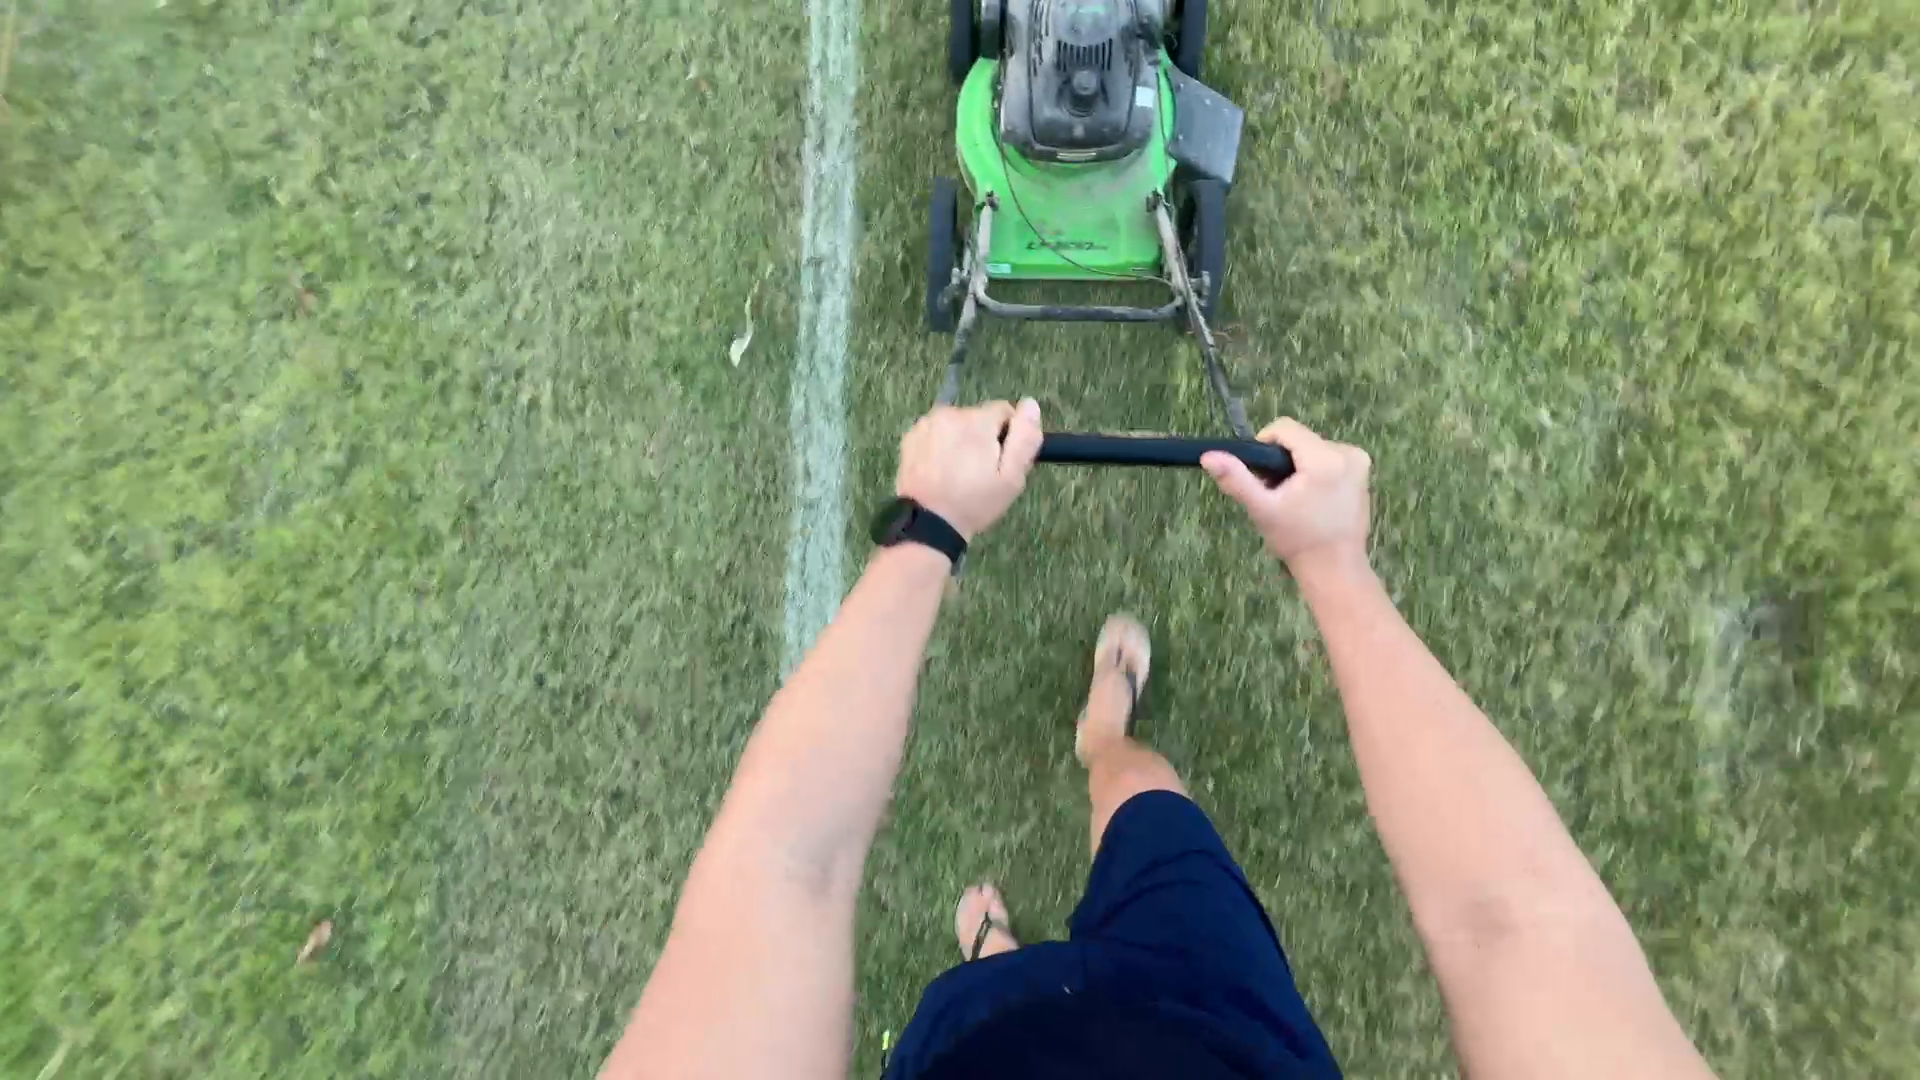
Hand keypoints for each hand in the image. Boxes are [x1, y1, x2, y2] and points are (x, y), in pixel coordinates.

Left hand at [895, 399, 1043, 539]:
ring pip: (957, 424)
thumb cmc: (974, 503)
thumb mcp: (1011, 478)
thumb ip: (1025, 438)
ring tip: (959, 473)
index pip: (1005, 411)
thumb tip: (1030, 404)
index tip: (1000, 462)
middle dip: (983, 439)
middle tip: (980, 472)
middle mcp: (949, 413)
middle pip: (979, 417)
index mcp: (976, 420)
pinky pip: (936, 433)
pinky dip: (941, 445)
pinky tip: (940, 470)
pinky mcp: (910, 437)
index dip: (1008, 436)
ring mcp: (926, 424)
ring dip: (961, 441)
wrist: (928, 523)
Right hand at [1201, 418, 1371, 580]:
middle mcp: (1347, 453)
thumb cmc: (1296, 540)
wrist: (1334, 567)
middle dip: (1281, 461)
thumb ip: (1236, 479)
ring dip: (1297, 466)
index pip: (1285, 428)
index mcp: (1324, 459)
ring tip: (1294, 498)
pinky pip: (1328, 457)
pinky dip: (1314, 471)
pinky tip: (1311, 498)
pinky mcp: (1362, 471)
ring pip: (1312, 448)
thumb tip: (1208, 455)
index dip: (1264, 445)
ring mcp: (1359, 462)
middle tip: (1276, 493)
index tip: (1261, 475)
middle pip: (1299, 439)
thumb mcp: (1262, 509)